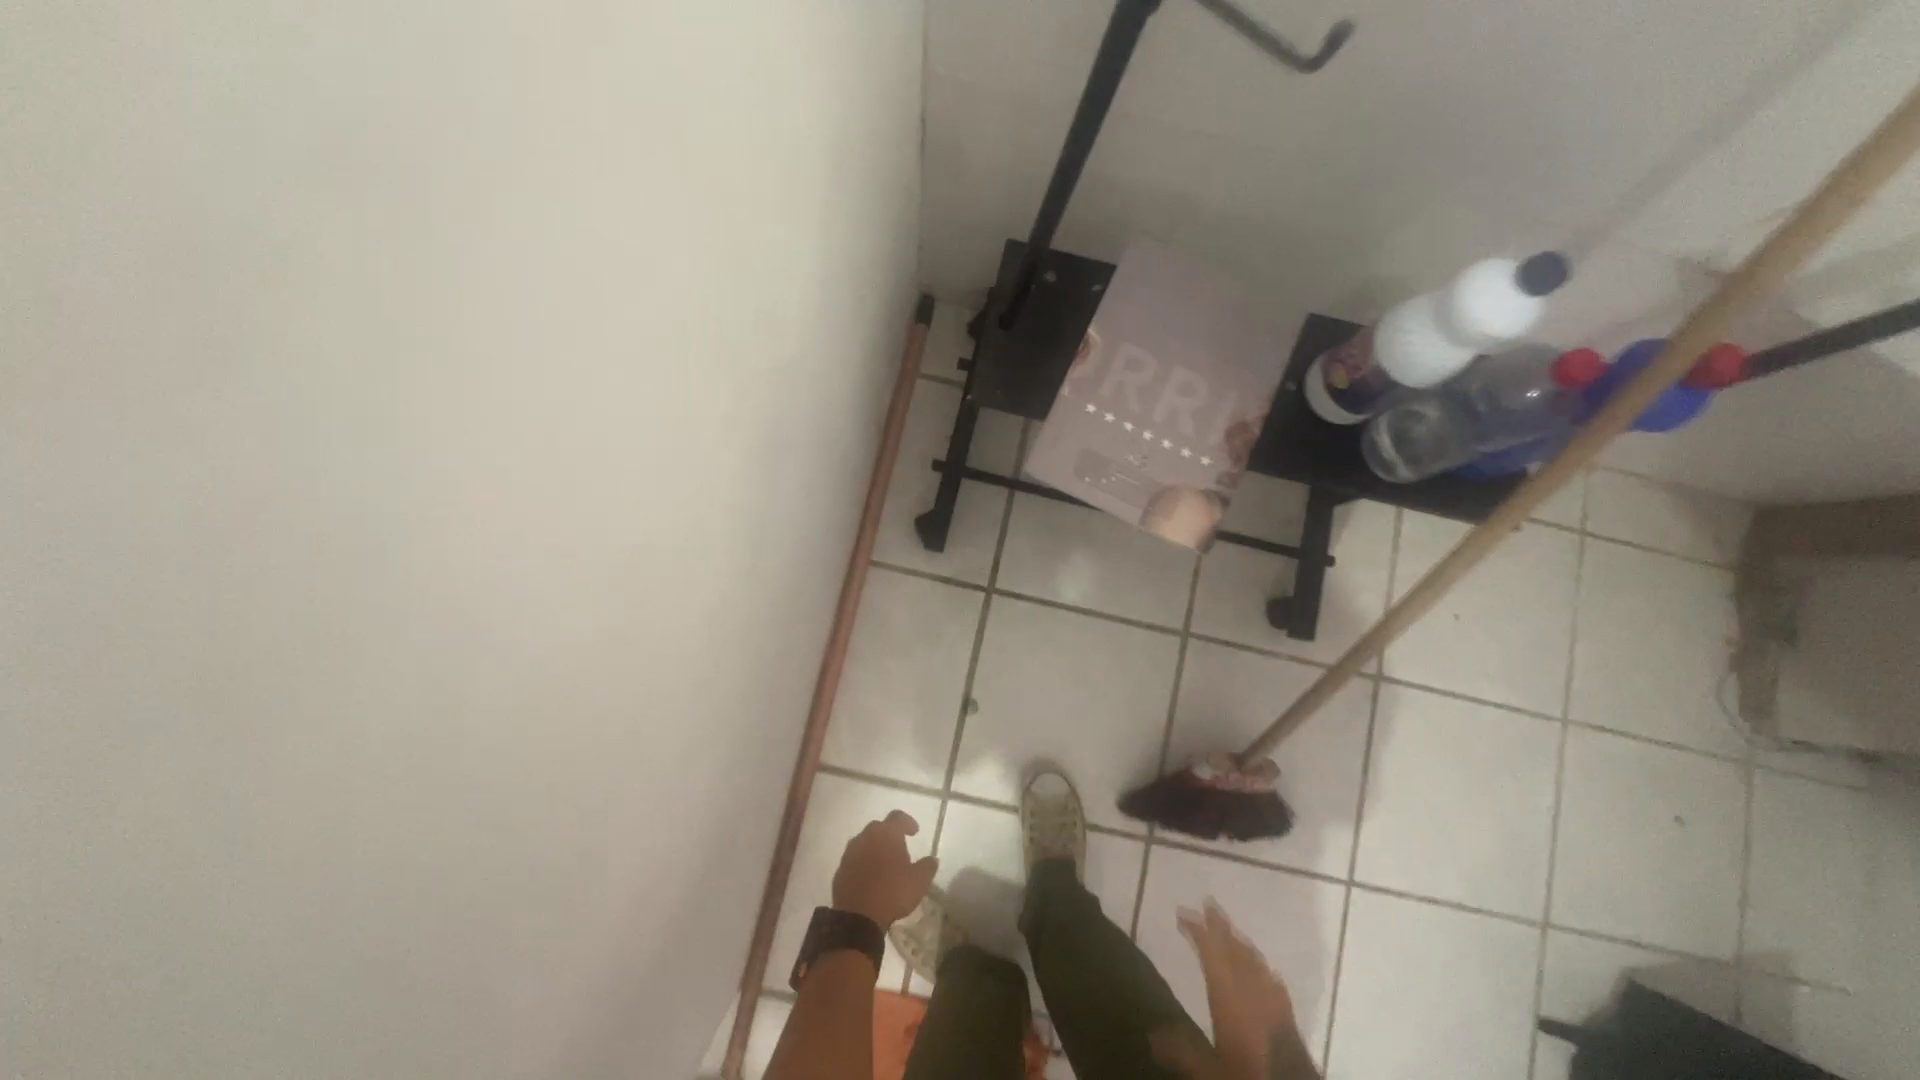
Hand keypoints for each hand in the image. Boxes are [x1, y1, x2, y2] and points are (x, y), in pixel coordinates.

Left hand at [831, 810, 938, 927]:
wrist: (857, 917)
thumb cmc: (892, 892)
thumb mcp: (919, 881)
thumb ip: (928, 866)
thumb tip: (932, 859)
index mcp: (886, 834)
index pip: (897, 817)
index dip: (908, 822)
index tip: (914, 832)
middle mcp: (865, 837)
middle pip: (878, 827)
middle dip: (889, 835)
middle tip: (899, 849)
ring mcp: (850, 853)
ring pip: (864, 843)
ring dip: (874, 848)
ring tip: (884, 864)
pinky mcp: (840, 870)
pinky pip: (854, 860)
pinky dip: (863, 863)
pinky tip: (870, 878)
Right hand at [1150, 901, 1317, 1079]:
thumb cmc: (1247, 1074)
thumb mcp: (1208, 1070)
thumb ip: (1181, 1049)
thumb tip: (1151, 1034)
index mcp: (1229, 996)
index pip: (1211, 952)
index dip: (1197, 930)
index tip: (1183, 912)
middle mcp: (1251, 989)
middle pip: (1234, 948)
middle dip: (1220, 924)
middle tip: (1207, 903)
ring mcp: (1273, 998)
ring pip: (1254, 958)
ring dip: (1239, 939)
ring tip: (1228, 929)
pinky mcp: (1287, 1011)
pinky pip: (1270, 976)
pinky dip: (1259, 963)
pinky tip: (1260, 965)